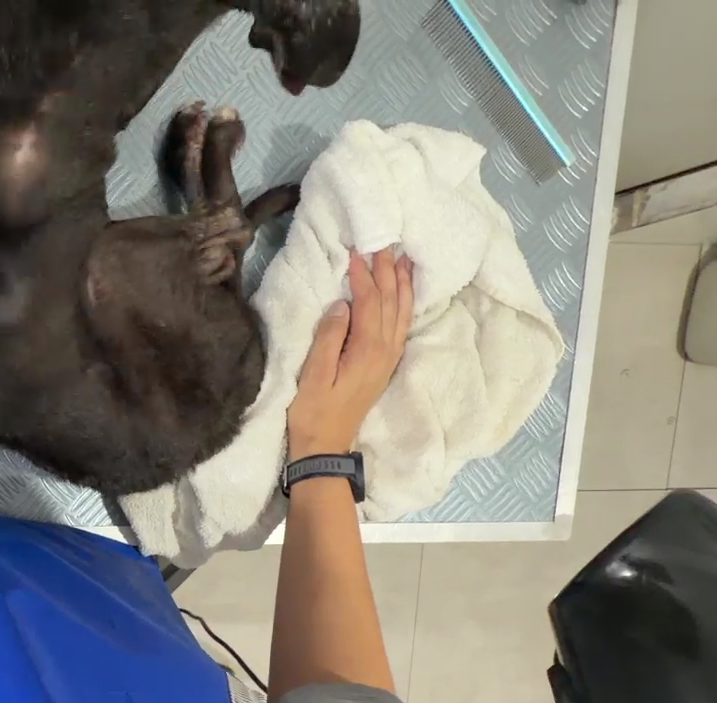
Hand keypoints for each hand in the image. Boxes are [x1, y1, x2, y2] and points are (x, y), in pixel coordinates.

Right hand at [286, 249, 412, 459]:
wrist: (325, 445)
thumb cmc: (312, 412)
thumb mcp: (312, 376)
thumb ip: (328, 338)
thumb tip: (341, 306)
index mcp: (367, 350)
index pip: (370, 303)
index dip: (363, 276)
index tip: (355, 253)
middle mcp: (385, 350)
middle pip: (392, 302)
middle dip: (388, 271)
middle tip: (384, 243)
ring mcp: (389, 357)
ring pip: (402, 311)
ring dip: (402, 283)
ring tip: (401, 258)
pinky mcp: (385, 364)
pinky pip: (401, 324)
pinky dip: (404, 302)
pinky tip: (402, 292)